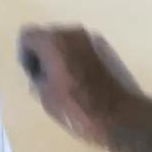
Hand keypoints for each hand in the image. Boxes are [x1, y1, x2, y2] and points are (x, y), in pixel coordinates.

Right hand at [17, 25, 141, 146]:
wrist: (126, 119)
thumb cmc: (80, 109)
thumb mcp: (47, 99)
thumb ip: (36, 78)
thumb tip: (40, 73)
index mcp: (53, 40)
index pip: (27, 35)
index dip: (25, 55)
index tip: (34, 76)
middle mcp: (72, 32)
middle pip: (48, 36)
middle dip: (44, 54)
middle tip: (49, 81)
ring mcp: (93, 39)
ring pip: (68, 42)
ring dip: (63, 57)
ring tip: (69, 84)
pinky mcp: (109, 49)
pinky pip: (84, 49)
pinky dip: (80, 60)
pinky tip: (87, 84)